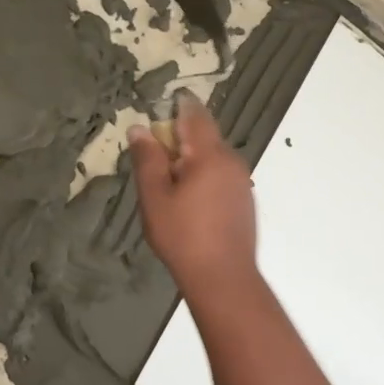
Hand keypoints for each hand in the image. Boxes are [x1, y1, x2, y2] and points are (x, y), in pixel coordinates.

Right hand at [127, 92, 256, 286]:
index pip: (194, 114)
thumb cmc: (182, 235)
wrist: (223, 278)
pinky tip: (185, 199)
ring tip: (165, 180)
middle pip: (204, 134)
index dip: (175, 106)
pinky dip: (201, 174)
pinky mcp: (243, 200)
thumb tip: (140, 128)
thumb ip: (147, 158)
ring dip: (189, 158)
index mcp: (210, 154)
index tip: (156, 108)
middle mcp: (231, 161)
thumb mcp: (154, 195)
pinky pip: (219, 173)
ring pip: (212, 155)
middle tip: (151, 154)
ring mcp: (241, 181)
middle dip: (178, 136)